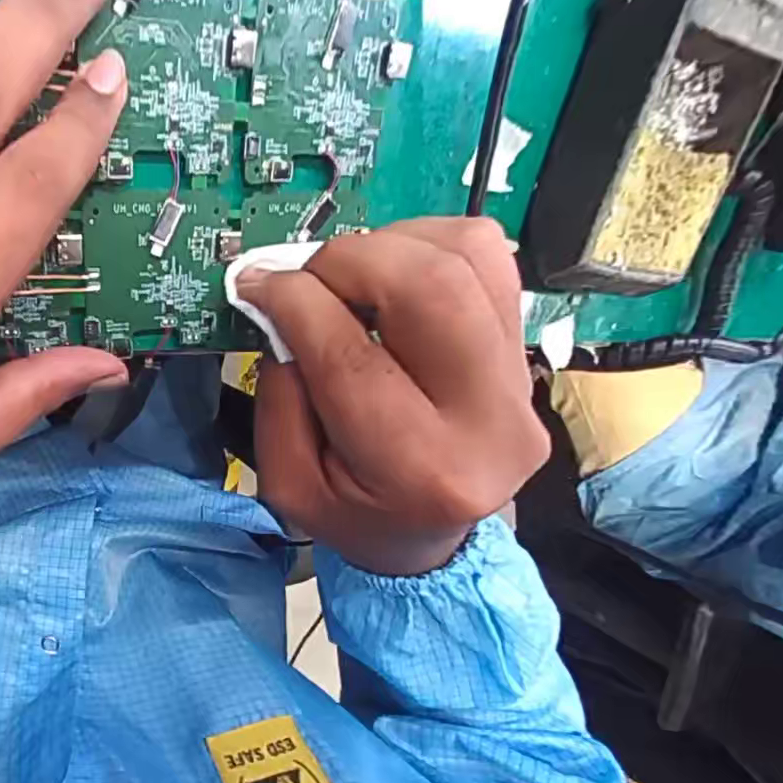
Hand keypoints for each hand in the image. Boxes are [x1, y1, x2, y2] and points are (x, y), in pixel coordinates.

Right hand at [237, 218, 549, 576]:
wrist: (429, 535)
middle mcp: (489, 420)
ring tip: (343, 276)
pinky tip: (386, 275)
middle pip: (432, 287)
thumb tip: (280, 311)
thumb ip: (279, 398)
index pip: (350, 357)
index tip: (255, 286)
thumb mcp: (287, 482)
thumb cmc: (351, 515)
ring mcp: (522, 380)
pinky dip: (426, 247)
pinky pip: (489, 260)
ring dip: (388, 246)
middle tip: (302, 275)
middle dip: (347, 260)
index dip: (293, 304)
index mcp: (416, 468)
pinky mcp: (526, 351)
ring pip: (469, 257)